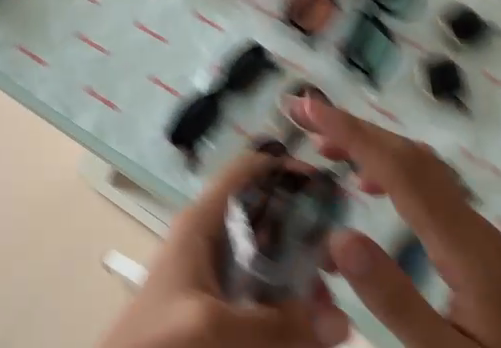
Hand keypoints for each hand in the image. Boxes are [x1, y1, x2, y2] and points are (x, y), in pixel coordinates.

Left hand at [97, 150, 351, 347]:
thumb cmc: (159, 339)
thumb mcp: (216, 327)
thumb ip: (276, 324)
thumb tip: (341, 321)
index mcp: (202, 222)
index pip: (247, 172)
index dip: (287, 169)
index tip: (330, 189)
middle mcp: (212, 239)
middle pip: (269, 218)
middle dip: (307, 236)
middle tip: (340, 265)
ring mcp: (219, 275)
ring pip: (273, 262)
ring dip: (303, 281)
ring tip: (330, 309)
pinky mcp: (224, 307)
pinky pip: (265, 298)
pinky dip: (289, 309)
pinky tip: (312, 329)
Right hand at [294, 96, 500, 347]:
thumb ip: (393, 298)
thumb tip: (338, 233)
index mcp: (467, 247)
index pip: (402, 170)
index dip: (352, 134)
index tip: (309, 108)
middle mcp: (475, 228)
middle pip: (412, 158)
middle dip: (355, 128)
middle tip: (303, 113)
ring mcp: (479, 237)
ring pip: (422, 169)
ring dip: (372, 146)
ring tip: (323, 145)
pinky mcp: (475, 250)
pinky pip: (428, 190)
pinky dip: (390, 171)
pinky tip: (366, 186)